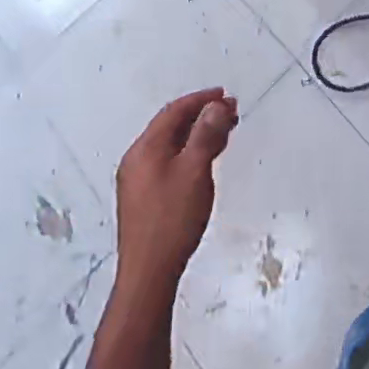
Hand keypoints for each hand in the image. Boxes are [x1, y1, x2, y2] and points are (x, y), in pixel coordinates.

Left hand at [114, 88, 237, 288]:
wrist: (149, 273)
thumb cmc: (173, 218)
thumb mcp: (195, 171)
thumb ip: (206, 135)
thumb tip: (216, 105)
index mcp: (145, 148)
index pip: (174, 111)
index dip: (201, 99)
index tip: (226, 95)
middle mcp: (137, 159)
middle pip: (171, 126)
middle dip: (202, 115)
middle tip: (231, 113)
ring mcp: (138, 179)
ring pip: (171, 145)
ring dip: (197, 134)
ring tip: (224, 133)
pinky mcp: (144, 197)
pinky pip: (169, 161)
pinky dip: (189, 151)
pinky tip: (205, 160)